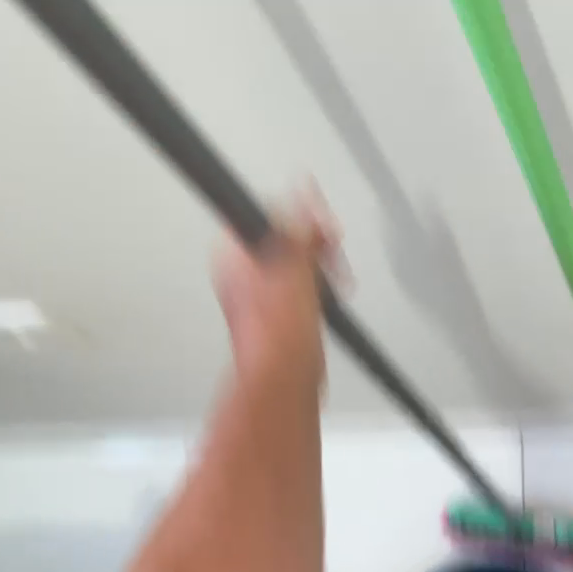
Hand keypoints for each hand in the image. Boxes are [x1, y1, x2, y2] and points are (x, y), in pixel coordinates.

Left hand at [213, 187, 342, 383]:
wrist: (285, 381)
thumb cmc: (280, 338)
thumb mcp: (293, 270)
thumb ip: (297, 229)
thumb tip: (302, 190)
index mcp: (235, 252)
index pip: (268, 211)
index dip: (301, 213)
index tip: (324, 224)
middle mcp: (244, 268)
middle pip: (284, 235)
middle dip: (316, 242)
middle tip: (333, 254)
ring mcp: (262, 290)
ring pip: (296, 260)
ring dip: (321, 265)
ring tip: (336, 278)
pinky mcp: (281, 310)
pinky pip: (302, 283)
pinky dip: (320, 285)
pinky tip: (331, 295)